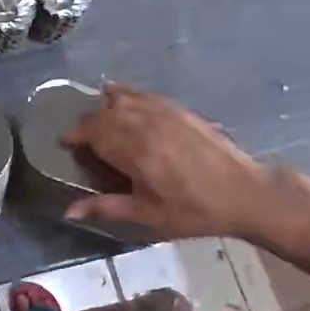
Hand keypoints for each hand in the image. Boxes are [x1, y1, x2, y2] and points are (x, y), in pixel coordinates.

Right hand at [61, 84, 309, 242]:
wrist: (245, 193)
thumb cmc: (194, 210)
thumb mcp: (149, 215)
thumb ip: (107, 208)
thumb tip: (68, 212)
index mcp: (135, 151)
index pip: (94, 133)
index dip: (75, 135)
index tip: (64, 141)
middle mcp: (146, 125)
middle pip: (106, 113)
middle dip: (89, 121)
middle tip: (81, 135)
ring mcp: (165, 114)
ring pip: (125, 99)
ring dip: (106, 105)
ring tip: (98, 114)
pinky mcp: (181, 110)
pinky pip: (146, 95)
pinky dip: (129, 95)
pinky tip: (125, 99)